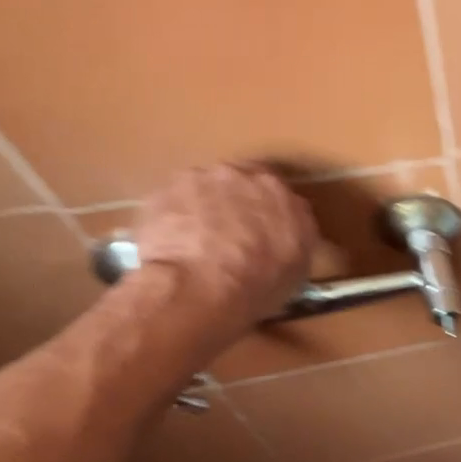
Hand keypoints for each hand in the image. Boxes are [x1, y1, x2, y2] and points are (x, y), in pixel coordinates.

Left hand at [130, 163, 315, 329]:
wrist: (203, 286)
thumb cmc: (260, 283)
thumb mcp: (298, 265)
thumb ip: (294, 235)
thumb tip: (285, 231)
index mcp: (280, 193)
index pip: (277, 192)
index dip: (270, 211)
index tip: (266, 229)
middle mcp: (241, 175)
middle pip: (238, 181)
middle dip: (235, 202)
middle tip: (233, 234)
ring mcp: (198, 179)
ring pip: (202, 188)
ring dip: (203, 207)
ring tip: (200, 242)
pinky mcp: (162, 191)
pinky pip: (172, 202)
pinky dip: (176, 218)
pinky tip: (178, 244)